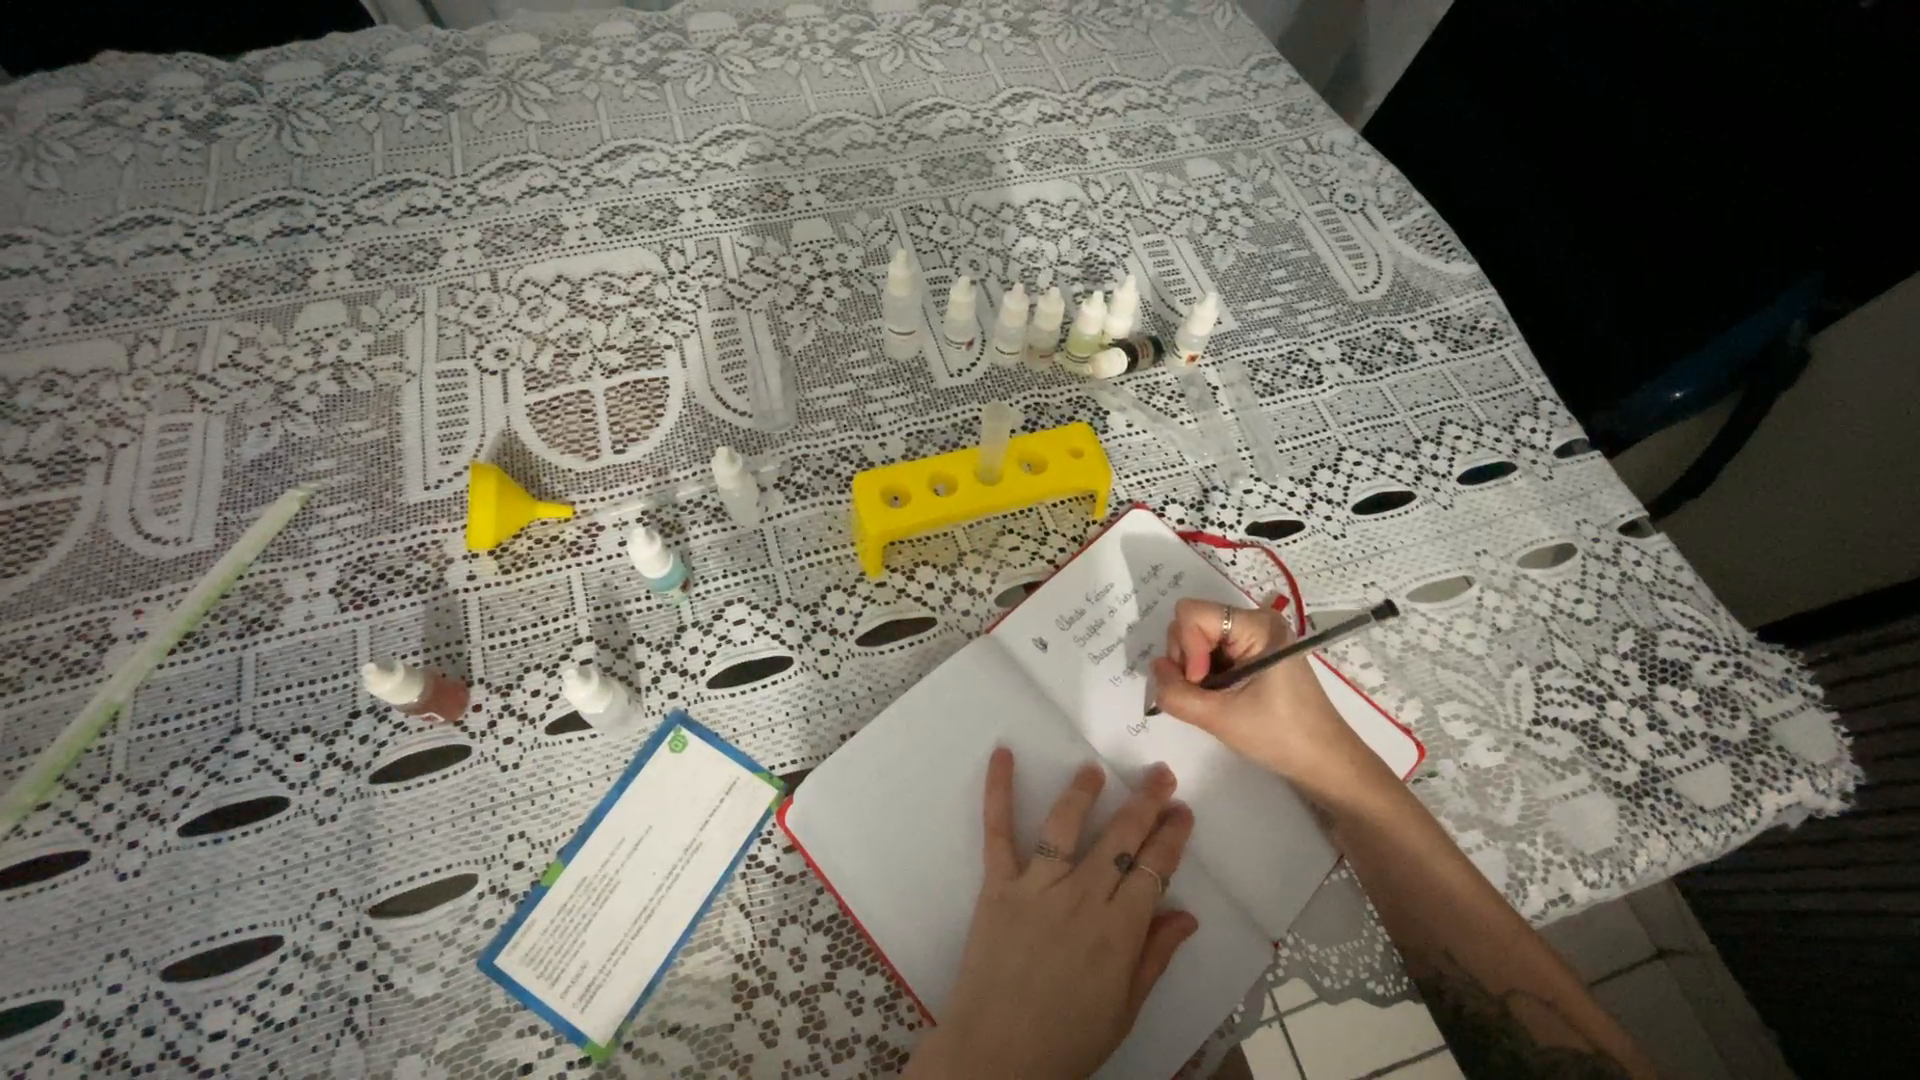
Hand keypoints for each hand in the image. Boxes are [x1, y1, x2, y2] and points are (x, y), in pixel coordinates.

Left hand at [904, 749, 1198, 1079]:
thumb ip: (1155, 956)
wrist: (996, 1056)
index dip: (1172, 837)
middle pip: (1120, 839)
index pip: (1154, 870)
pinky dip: (998, 791)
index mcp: (1118, 931)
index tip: (1183, 812)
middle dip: (1145, 803)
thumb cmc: (1067, 1038)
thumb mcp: (1125, 1008)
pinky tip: (1003, 755)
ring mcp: (1037, 887)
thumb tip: (1187, 914)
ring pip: (1066, 826)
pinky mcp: (997, 886)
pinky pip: (998, 832)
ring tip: (1095, 769)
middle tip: (1160, 774)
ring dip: (1084, 792)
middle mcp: (1081, 898)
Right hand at [1149, 600, 1394, 808]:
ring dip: (1192, 669)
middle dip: (1185, 658)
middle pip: (1191, 622)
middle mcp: (1255, 622)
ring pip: (1197, 638)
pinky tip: (1219, 697)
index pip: (1191, 614)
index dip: (1186, 648)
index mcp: (1257, 626)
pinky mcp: (1251, 654)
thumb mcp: (1219, 718)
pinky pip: (1210, 651)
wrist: (1325, 762)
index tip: (1201, 683)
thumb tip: (1157, 670)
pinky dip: (1204, 674)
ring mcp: (1254, 638)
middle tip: (1203, 694)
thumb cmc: (1280, 737)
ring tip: (1213, 699)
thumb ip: (1175, 693)